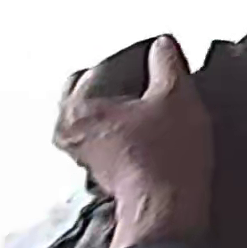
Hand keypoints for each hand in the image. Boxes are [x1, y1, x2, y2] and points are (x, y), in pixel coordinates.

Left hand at [55, 35, 213, 247]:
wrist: (167, 203)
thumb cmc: (169, 151)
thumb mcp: (178, 94)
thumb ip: (167, 61)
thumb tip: (161, 44)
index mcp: (80, 104)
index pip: (108, 61)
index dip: (142, 53)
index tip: (166, 53)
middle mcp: (68, 126)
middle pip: (89, 83)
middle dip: (121, 73)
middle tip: (155, 71)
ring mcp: (78, 148)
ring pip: (93, 106)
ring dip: (120, 95)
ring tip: (154, 95)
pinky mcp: (93, 163)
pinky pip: (100, 127)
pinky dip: (120, 117)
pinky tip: (148, 118)